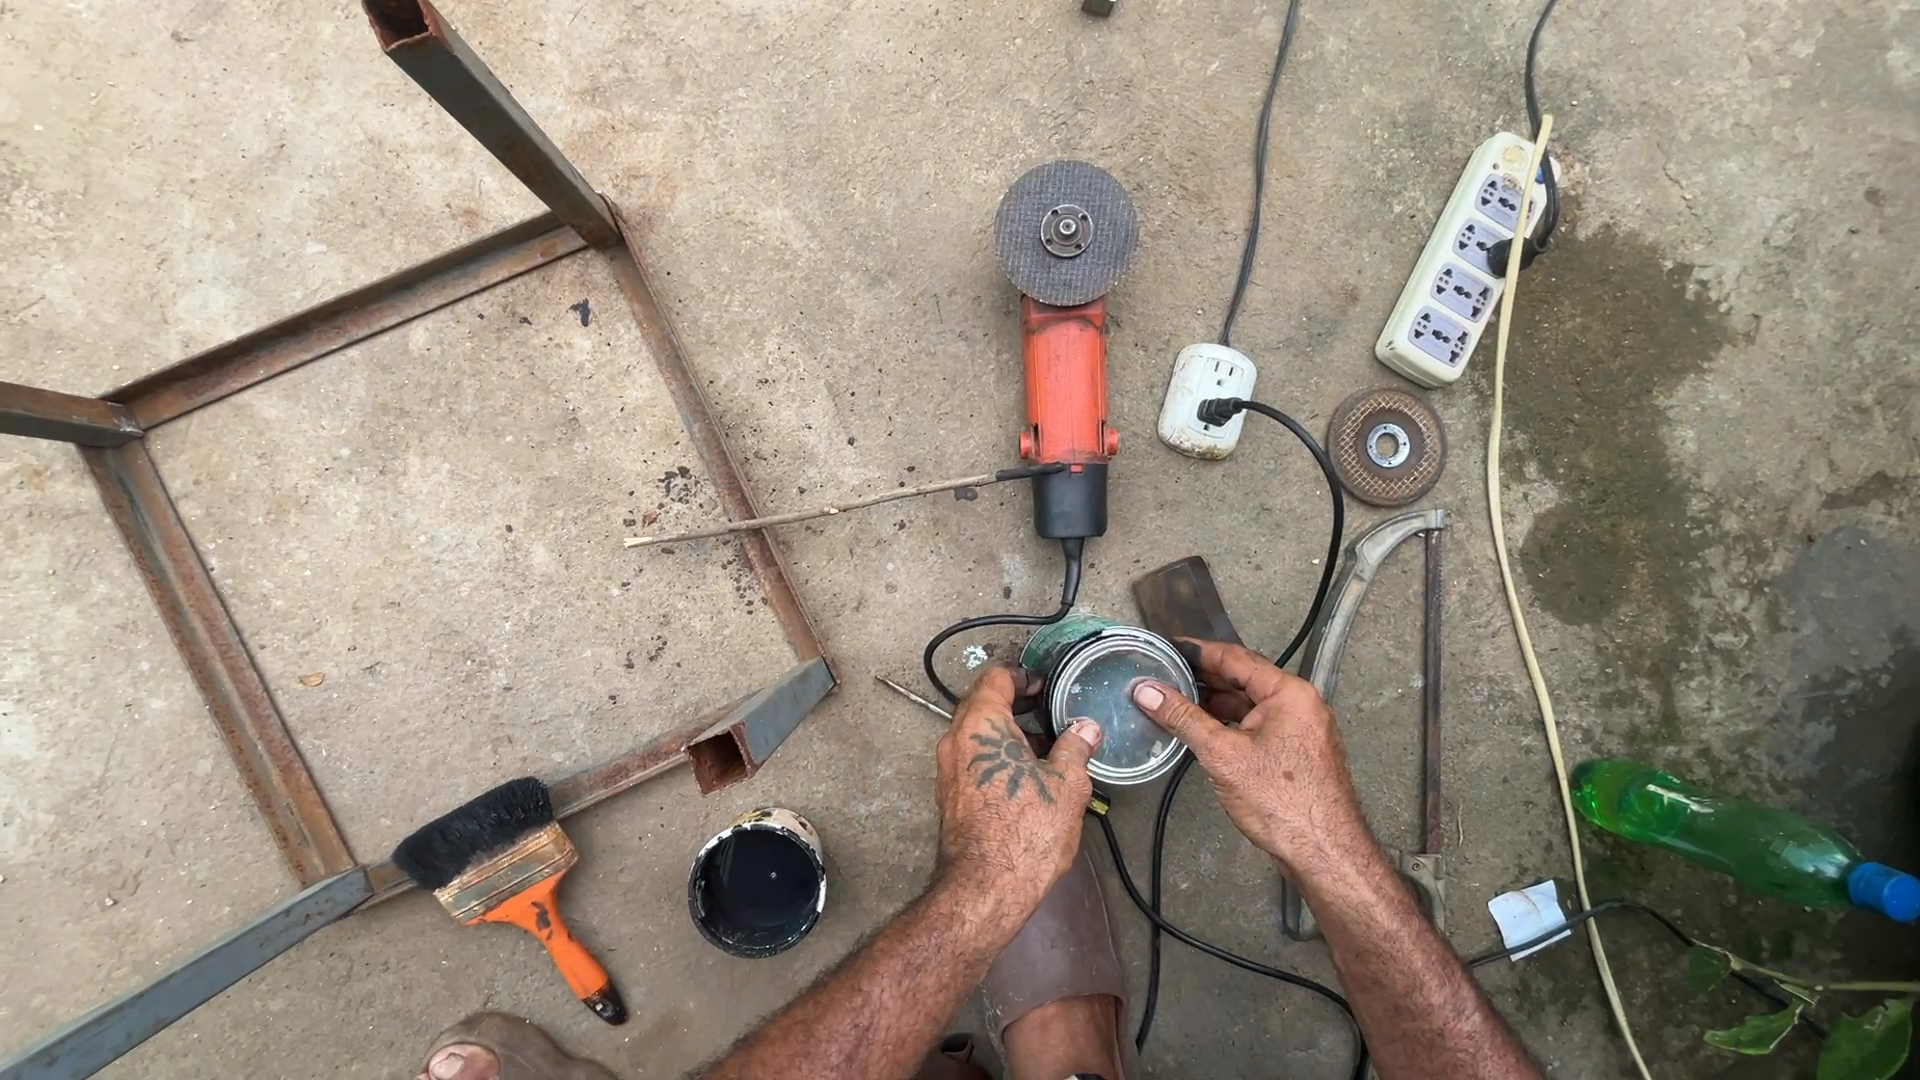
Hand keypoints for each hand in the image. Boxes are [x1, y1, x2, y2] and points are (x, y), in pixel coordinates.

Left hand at [934, 666, 1100, 913]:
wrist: (985, 888)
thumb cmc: (1026, 830)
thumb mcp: (1066, 784)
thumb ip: (1075, 747)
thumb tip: (1085, 729)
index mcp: (980, 723)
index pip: (995, 677)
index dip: (1022, 674)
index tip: (1045, 684)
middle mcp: (956, 739)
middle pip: (982, 702)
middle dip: (1016, 702)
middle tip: (1049, 710)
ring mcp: (949, 768)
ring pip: (977, 733)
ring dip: (1008, 731)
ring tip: (1046, 744)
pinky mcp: (950, 794)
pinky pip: (973, 757)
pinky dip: (997, 753)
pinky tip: (1028, 773)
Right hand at [1131, 639, 1370, 877]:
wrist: (1325, 854)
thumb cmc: (1279, 800)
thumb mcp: (1222, 754)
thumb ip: (1182, 717)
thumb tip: (1146, 691)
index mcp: (1288, 692)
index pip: (1235, 657)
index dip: (1197, 651)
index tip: (1167, 645)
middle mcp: (1299, 703)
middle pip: (1243, 678)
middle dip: (1202, 676)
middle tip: (1164, 671)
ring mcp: (1301, 728)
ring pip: (1249, 703)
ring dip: (1214, 701)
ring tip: (1175, 698)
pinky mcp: (1297, 751)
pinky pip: (1257, 723)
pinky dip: (1229, 721)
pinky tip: (1203, 728)